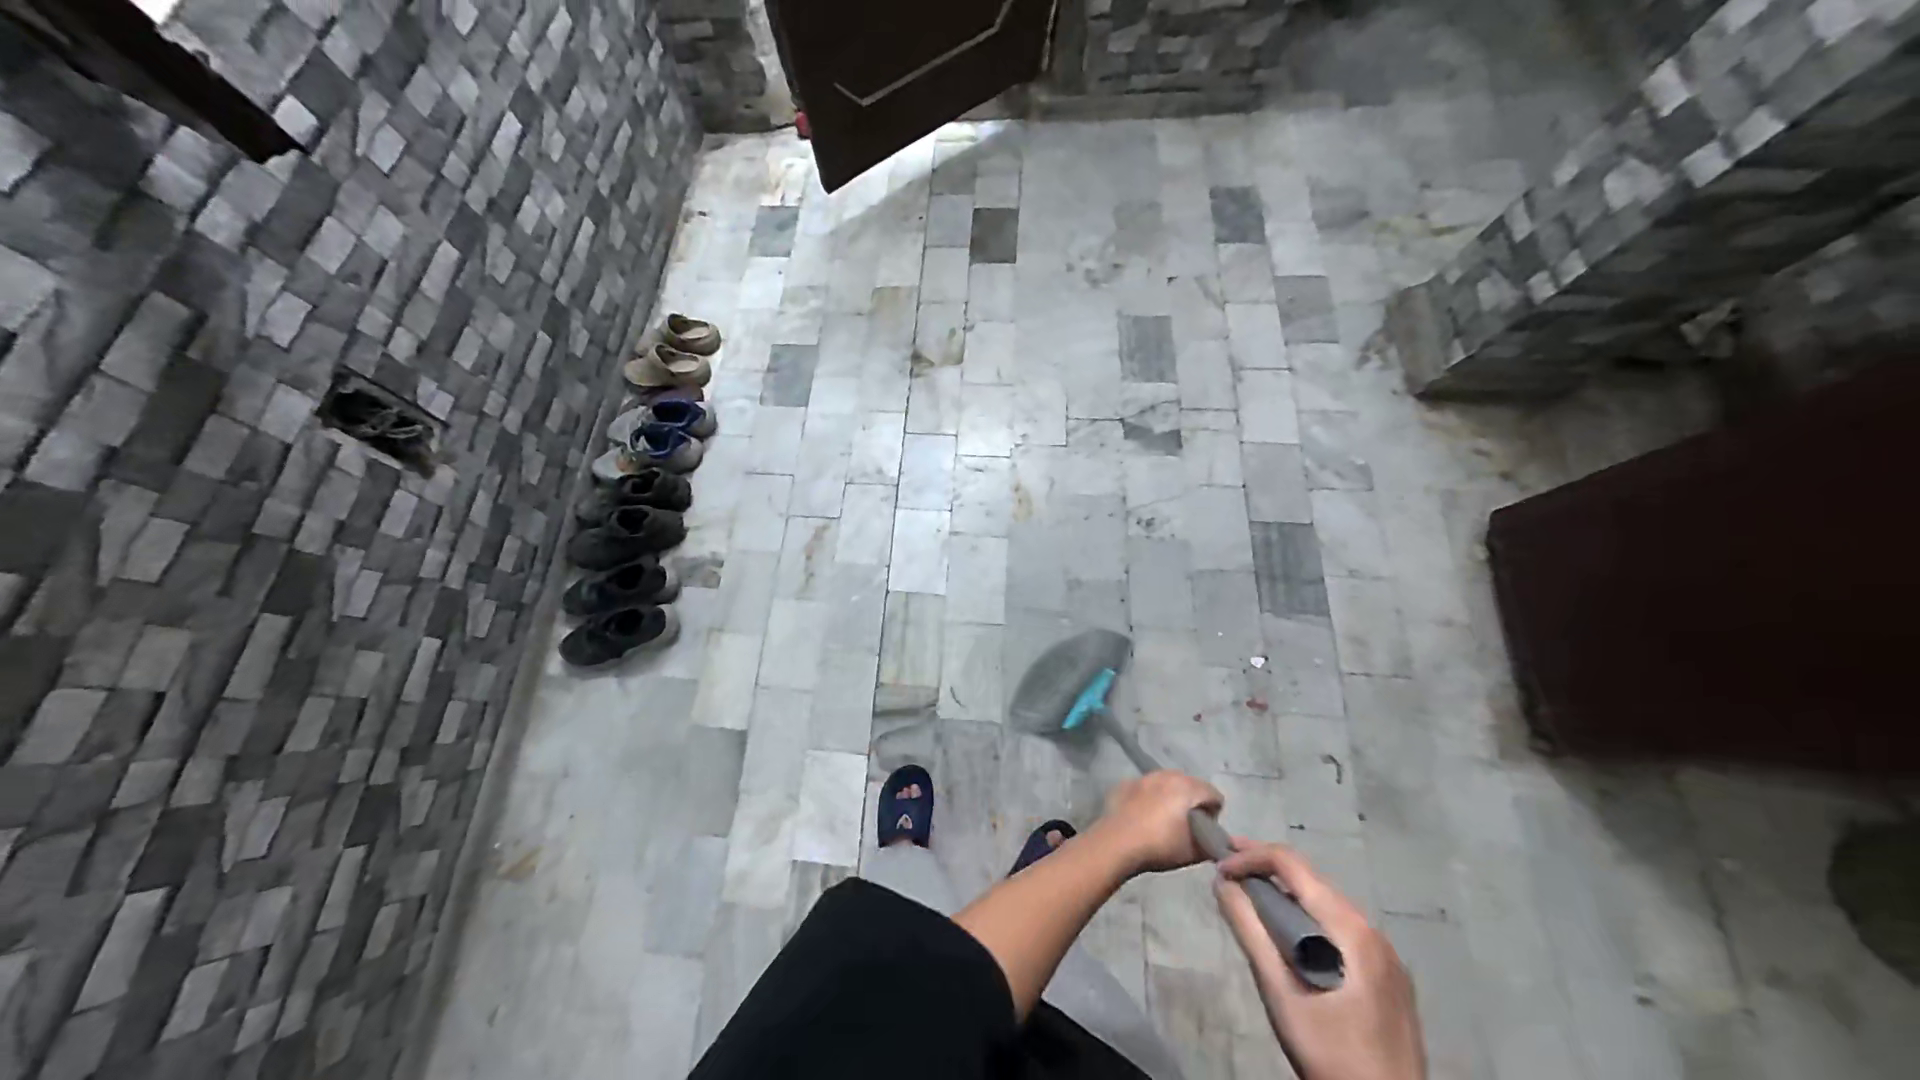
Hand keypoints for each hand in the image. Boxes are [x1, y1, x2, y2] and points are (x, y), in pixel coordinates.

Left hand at [1089, 770, 1222, 874]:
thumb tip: (1215, 843)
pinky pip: (1145, 788)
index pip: (1213, 794)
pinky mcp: (1125, 784)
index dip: (1214, 812)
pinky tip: (1143, 814)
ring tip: (1164, 817)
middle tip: (1187, 823)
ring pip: (1166, 782)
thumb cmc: (1160, 845)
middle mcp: (1166, 775)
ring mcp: (1143, 777)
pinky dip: (1149, 797)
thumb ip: (1211, 845)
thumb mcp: (1194, 852)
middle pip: (1190, 784)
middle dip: (1192, 800)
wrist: (1117, 842)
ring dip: (1170, 795)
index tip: (1206, 828)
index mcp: (1187, 787)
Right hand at [1214, 841, 1425, 1079]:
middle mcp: (1373, 930)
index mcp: (1350, 928)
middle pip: (1311, 878)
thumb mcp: (1280, 991)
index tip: (1217, 868)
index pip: (1292, 864)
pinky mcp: (1387, 977)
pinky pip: (1340, 928)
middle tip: (1225, 868)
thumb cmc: (1330, 1052)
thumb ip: (1250, 930)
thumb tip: (1223, 882)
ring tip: (1247, 894)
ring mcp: (1384, 954)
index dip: (1250, 856)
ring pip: (1325, 902)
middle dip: (1265, 866)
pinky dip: (1306, 916)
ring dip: (1284, 891)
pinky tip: (1286, 932)